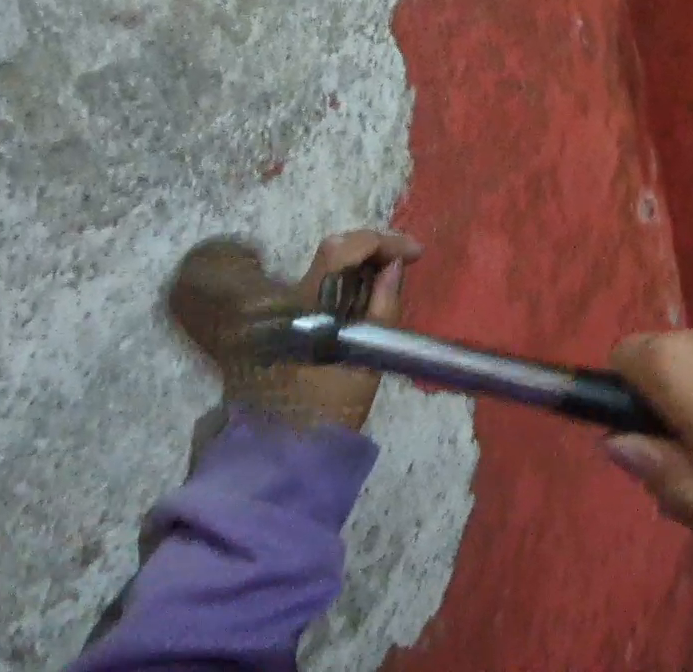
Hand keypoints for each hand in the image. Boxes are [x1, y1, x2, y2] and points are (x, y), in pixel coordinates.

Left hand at [168, 230, 422, 430]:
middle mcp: (285, 300)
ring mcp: (277, 310)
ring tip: (389, 272)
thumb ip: (384, 307)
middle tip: (404, 259)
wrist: (284, 449)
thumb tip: (394, 266)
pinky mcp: (278, 321)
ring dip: (359, 261)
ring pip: (323, 265)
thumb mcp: (369, 359)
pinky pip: (317, 284)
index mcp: (307, 308)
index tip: (415, 252)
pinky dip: (345, 279)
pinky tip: (364, 290)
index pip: (342, 251)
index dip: (382, 242)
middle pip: (332, 251)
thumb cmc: (330, 408)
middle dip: (373, 248)